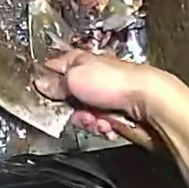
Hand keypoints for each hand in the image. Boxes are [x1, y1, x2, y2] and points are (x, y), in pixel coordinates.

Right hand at [33, 49, 168, 136]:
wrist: (148, 103)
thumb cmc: (116, 82)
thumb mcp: (74, 77)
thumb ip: (54, 82)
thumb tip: (39, 83)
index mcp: (81, 60)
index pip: (54, 68)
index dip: (47, 81)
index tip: (43, 93)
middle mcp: (92, 76)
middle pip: (67, 97)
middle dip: (70, 108)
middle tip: (78, 109)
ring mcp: (104, 96)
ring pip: (82, 114)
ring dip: (87, 120)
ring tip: (98, 118)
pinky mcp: (115, 113)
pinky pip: (97, 124)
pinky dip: (101, 127)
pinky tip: (108, 124)